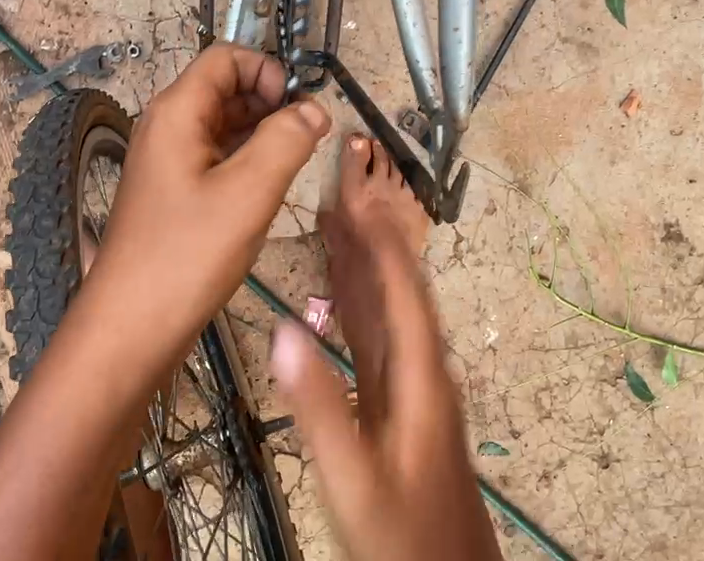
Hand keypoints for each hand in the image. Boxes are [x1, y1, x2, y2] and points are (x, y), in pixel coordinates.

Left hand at [77, 43, 330, 367]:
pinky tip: (266, 190)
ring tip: (291, 167)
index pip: (225, 58)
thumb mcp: (248, 193)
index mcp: (177, 111)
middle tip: (303, 142)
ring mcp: (167, 160)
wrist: (132, 324)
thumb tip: (314, 109)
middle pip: (224, 88)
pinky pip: (213, 157)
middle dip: (268, 103)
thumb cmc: (187, 254)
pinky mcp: (172, 191)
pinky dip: (244, 161)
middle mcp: (167, 126)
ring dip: (260, 134)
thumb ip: (286, 142)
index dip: (266, 70)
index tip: (298, 108)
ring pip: (221, 125)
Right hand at [272, 136, 502, 560]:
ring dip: (363, 257)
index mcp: (420, 378)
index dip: (381, 237)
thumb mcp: (354, 478)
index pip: (402, 290)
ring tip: (336, 211)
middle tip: (345, 179)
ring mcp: (410, 387)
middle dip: (372, 231)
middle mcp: (420, 370)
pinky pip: (374, 334)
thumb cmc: (403, 538)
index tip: (358, 188)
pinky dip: (355, 299)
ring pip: (384, 306)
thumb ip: (319, 405)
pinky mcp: (397, 402)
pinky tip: (338, 284)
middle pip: (395, 286)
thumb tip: (284, 326)